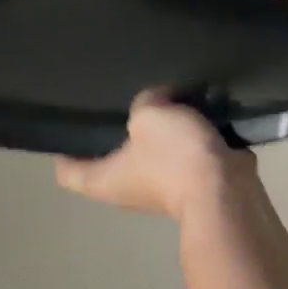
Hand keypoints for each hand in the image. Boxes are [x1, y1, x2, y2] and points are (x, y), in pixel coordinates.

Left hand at [56, 90, 253, 221]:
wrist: (220, 186)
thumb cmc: (173, 156)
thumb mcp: (152, 116)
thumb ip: (145, 101)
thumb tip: (155, 100)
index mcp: (100, 180)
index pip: (67, 170)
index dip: (67, 149)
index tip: (80, 124)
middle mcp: (122, 189)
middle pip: (112, 158)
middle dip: (123, 131)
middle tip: (136, 103)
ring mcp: (156, 188)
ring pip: (149, 154)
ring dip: (160, 132)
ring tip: (175, 103)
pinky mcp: (187, 181)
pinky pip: (179, 154)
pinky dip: (186, 138)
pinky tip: (200, 116)